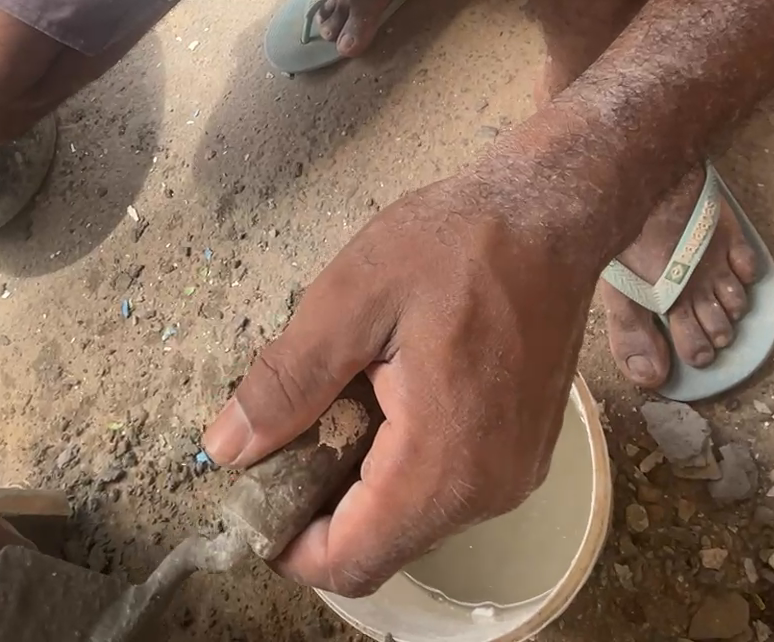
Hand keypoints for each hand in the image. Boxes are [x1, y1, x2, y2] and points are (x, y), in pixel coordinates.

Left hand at [201, 167, 604, 594]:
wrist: (547, 214)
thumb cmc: (451, 245)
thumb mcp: (351, 299)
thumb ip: (289, 381)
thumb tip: (226, 450)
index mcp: (443, 463)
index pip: (352, 560)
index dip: (288, 548)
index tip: (247, 500)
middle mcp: (488, 490)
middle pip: (381, 545)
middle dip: (316, 509)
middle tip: (278, 436)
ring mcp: (513, 471)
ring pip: (411, 516)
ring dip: (355, 481)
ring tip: (325, 404)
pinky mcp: (521, 446)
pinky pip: (443, 484)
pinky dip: (394, 462)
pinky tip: (375, 395)